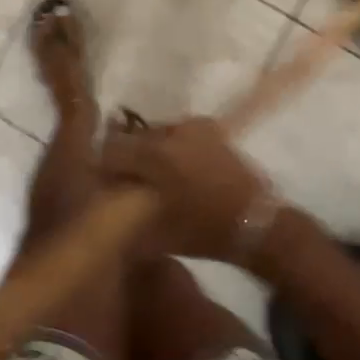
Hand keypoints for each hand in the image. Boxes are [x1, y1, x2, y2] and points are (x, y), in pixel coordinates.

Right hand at [101, 118, 276, 264]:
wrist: (256, 224)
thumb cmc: (203, 231)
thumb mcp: (156, 233)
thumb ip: (124, 213)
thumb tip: (103, 204)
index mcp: (152, 155)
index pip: (111, 150)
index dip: (103, 168)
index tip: (104, 184)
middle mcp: (169, 132)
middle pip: (132, 138)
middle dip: (126, 157)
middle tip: (128, 181)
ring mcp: (191, 126)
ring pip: (155, 133)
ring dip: (149, 150)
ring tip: (154, 174)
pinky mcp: (209, 128)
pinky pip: (177, 132)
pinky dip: (171, 146)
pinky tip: (176, 166)